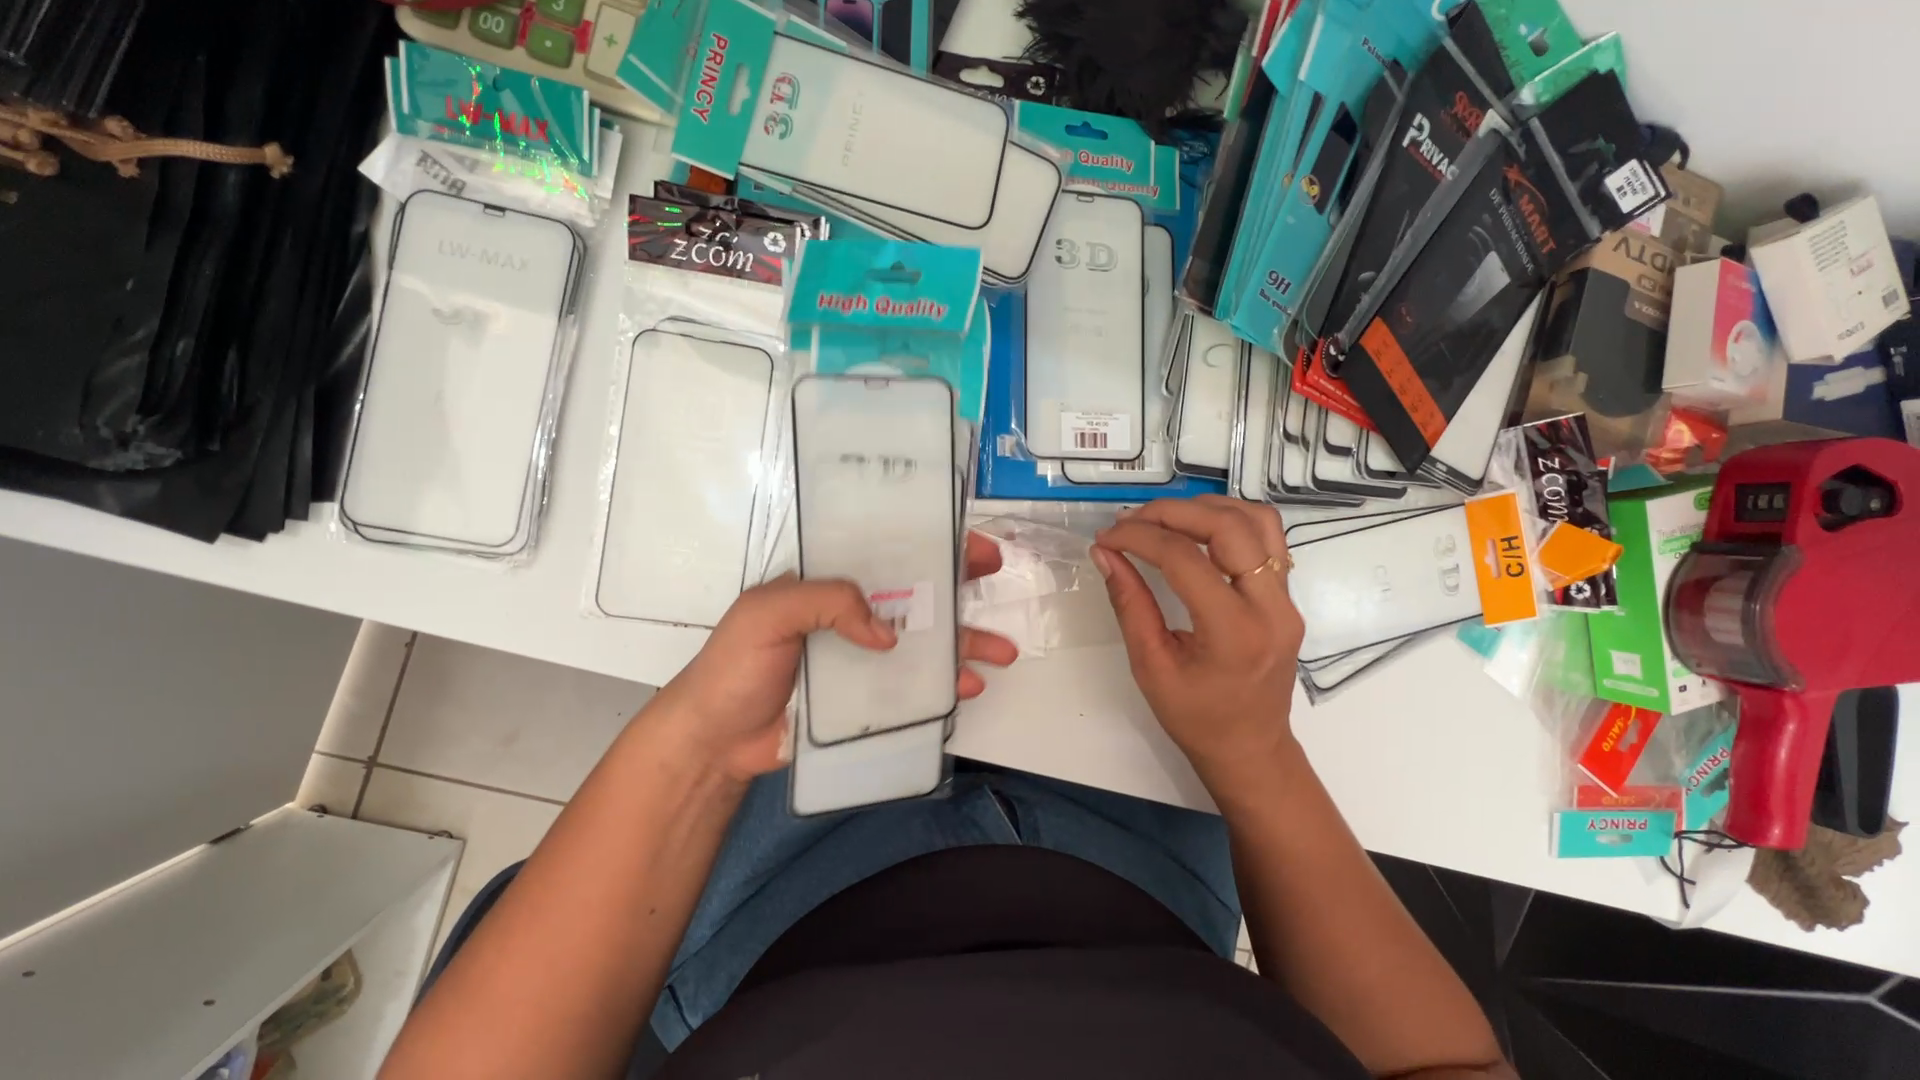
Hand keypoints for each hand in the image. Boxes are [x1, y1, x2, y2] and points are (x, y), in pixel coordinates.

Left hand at [650, 532, 1018, 781]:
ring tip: (1003, 650)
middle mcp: (850, 616)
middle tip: (994, 573)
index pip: (882, 553)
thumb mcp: (768, 614)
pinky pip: (914, 688)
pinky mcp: (866, 702)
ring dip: (965, 641)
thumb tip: (887, 632)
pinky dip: (946, 685)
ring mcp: (862, 660)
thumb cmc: (734, 667)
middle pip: (914, 593)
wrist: (716, 742)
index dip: (924, 543)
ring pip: (924, 642)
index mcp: (825, 586)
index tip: (964, 540)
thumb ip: (825, 603)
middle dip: (958, 582)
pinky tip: (970, 686)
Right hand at [1090, 496, 1304, 785]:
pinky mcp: (1288, 596)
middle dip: (1173, 512)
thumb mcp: (1151, 667)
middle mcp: (1271, 607)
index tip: (1107, 538)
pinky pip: (1268, 538)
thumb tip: (1105, 553)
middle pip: (1228, 526)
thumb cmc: (1196, 718)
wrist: (1250, 747)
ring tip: (1164, 520)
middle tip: (1132, 521)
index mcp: (1234, 632)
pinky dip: (1231, 522)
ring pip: (1257, 521)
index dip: (1140, 538)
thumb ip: (1130, 604)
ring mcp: (1287, 599)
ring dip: (1208, 509)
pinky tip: (1197, 532)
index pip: (1184, 559)